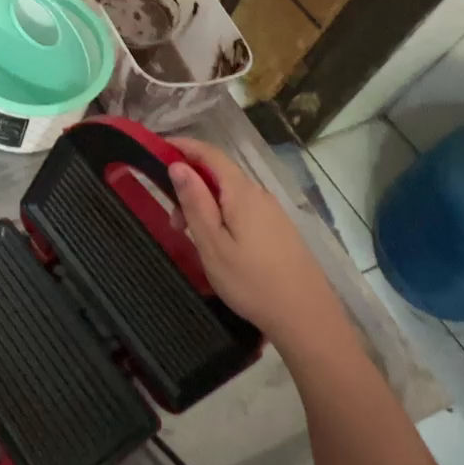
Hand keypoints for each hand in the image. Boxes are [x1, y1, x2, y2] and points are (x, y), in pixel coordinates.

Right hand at [167, 137, 348, 354]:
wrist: (305, 318)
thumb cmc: (251, 282)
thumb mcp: (212, 244)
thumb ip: (195, 202)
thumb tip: (178, 165)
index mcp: (242, 193)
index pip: (210, 154)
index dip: (184, 147)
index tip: (157, 149)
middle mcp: (260, 195)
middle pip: (220, 174)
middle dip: (190, 185)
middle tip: (173, 221)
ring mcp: (273, 213)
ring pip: (231, 195)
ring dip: (205, 204)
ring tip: (192, 237)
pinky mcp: (279, 230)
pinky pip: (243, 210)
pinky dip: (222, 216)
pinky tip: (218, 244)